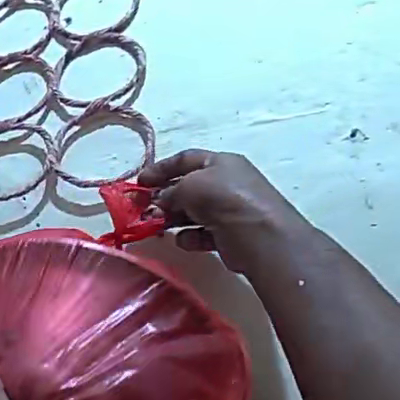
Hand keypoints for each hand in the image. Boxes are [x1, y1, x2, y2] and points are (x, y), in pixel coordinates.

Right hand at [139, 148, 307, 260]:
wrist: (260, 236)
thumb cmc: (224, 199)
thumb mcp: (189, 185)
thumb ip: (168, 191)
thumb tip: (159, 200)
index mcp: (220, 162)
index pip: (185, 159)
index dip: (160, 168)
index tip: (139, 181)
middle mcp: (225, 183)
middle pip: (186, 187)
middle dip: (162, 196)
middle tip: (141, 208)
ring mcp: (228, 210)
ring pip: (191, 212)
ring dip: (171, 218)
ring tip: (155, 226)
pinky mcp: (228, 235)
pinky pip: (201, 233)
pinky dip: (190, 237)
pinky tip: (185, 240)